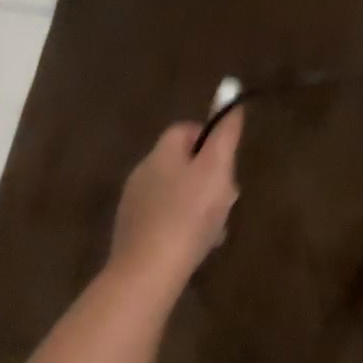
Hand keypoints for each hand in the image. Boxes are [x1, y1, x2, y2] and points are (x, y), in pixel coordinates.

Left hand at [109, 109, 242, 281]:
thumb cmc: (189, 215)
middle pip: (183, 162)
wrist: (148, 272)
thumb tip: (229, 90)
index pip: (185, 129)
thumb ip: (225, 133)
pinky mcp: (133, 232)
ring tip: (215, 227)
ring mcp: (134, 204)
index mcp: (161, 154)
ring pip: (176, 192)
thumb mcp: (216, 169)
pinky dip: (184, 225)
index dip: (210, 140)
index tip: (227, 163)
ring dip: (199, 203)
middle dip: (209, 176)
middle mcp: (142, 173)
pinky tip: (196, 244)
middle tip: (227, 199)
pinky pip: (166, 218)